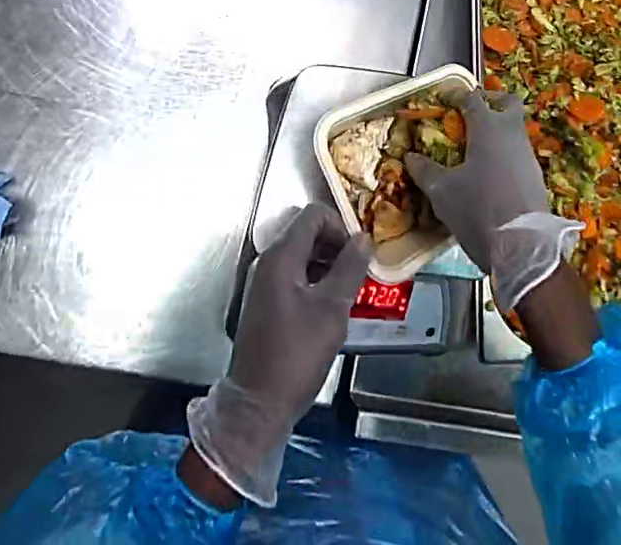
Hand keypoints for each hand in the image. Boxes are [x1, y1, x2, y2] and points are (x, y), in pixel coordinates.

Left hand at [187, 203, 368, 506]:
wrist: (257, 406)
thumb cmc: (296, 355)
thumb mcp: (332, 310)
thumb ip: (349, 268)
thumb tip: (363, 239)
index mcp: (281, 257)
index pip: (313, 215)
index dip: (341, 225)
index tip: (360, 252)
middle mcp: (269, 262)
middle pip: (307, 232)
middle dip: (337, 244)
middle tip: (361, 270)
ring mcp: (265, 282)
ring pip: (302, 255)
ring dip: (328, 263)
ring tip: (352, 288)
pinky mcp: (267, 302)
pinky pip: (295, 275)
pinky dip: (316, 279)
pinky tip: (333, 304)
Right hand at [405, 90, 579, 310]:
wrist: (522, 247)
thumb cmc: (477, 209)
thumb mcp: (441, 191)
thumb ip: (425, 169)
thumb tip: (411, 157)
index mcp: (488, 129)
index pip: (472, 99)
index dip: (457, 95)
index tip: (444, 98)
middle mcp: (512, 135)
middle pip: (507, 103)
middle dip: (489, 100)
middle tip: (470, 111)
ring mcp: (528, 155)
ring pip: (514, 129)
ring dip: (496, 130)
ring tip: (474, 147)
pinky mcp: (535, 176)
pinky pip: (518, 152)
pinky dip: (503, 153)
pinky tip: (488, 173)